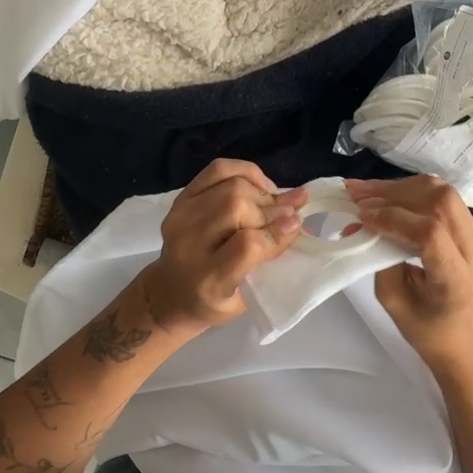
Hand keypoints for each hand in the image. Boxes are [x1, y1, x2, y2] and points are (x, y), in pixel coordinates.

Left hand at [140, 159, 306, 334]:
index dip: (276, 232)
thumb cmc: (213, 303)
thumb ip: (271, 261)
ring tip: (276, 202)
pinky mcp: (181, 198)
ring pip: (230, 185)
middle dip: (270, 208)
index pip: (246, 245)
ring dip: (261, 191)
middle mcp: (188, 242)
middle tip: (291, 212)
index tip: (297, 225)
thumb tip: (302, 223)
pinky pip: (217, 170)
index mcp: (206, 279)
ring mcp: (181, 215)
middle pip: (236, 205)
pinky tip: (259, 185)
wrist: (170, 293)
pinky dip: (244, 171)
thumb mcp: (246, 297)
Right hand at [347, 176, 472, 368]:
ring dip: (400, 187)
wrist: (463, 334)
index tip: (362, 218)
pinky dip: (409, 191)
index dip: (394, 219)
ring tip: (366, 191)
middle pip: (441, 202)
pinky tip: (385, 197)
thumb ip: (379, 260)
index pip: (432, 234)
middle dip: (394, 193)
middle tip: (357, 196)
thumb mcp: (393, 302)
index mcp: (457, 281)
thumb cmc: (426, 327)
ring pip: (441, 191)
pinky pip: (442, 197)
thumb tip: (360, 224)